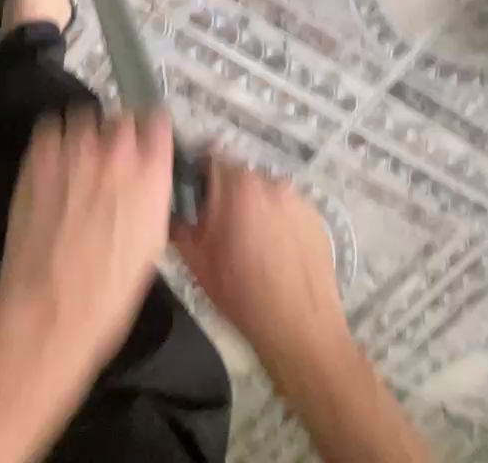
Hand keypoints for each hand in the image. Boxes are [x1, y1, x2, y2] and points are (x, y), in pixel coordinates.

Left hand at [0, 111, 175, 364]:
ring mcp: (75, 147)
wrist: (50, 303)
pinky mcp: (39, 153)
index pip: (158, 122)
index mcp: (152, 173)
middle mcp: (117, 151)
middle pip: (121, 117)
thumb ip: (151, 194)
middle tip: (109, 157)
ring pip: (85, 116)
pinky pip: (50, 127)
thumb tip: (146, 178)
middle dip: (118, 133)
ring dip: (85, 133)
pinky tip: (53, 162)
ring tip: (78, 159)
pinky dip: (54, 139)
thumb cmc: (109, 289)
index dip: (151, 130)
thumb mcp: (150, 242)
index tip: (146, 138)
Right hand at [171, 155, 342, 363]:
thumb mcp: (195, 260)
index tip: (195, 197)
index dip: (199, 175)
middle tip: (221, 225)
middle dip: (228, 192)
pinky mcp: (317, 218)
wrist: (300, 328)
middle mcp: (270, 182)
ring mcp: (298, 199)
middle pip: (239, 174)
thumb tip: (169, 208)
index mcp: (237, 185)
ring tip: (252, 241)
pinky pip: (288, 208)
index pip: (211, 158)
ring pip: (265, 191)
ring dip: (254, 205)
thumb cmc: (240, 292)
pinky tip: (276, 251)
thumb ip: (178, 224)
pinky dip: (279, 220)